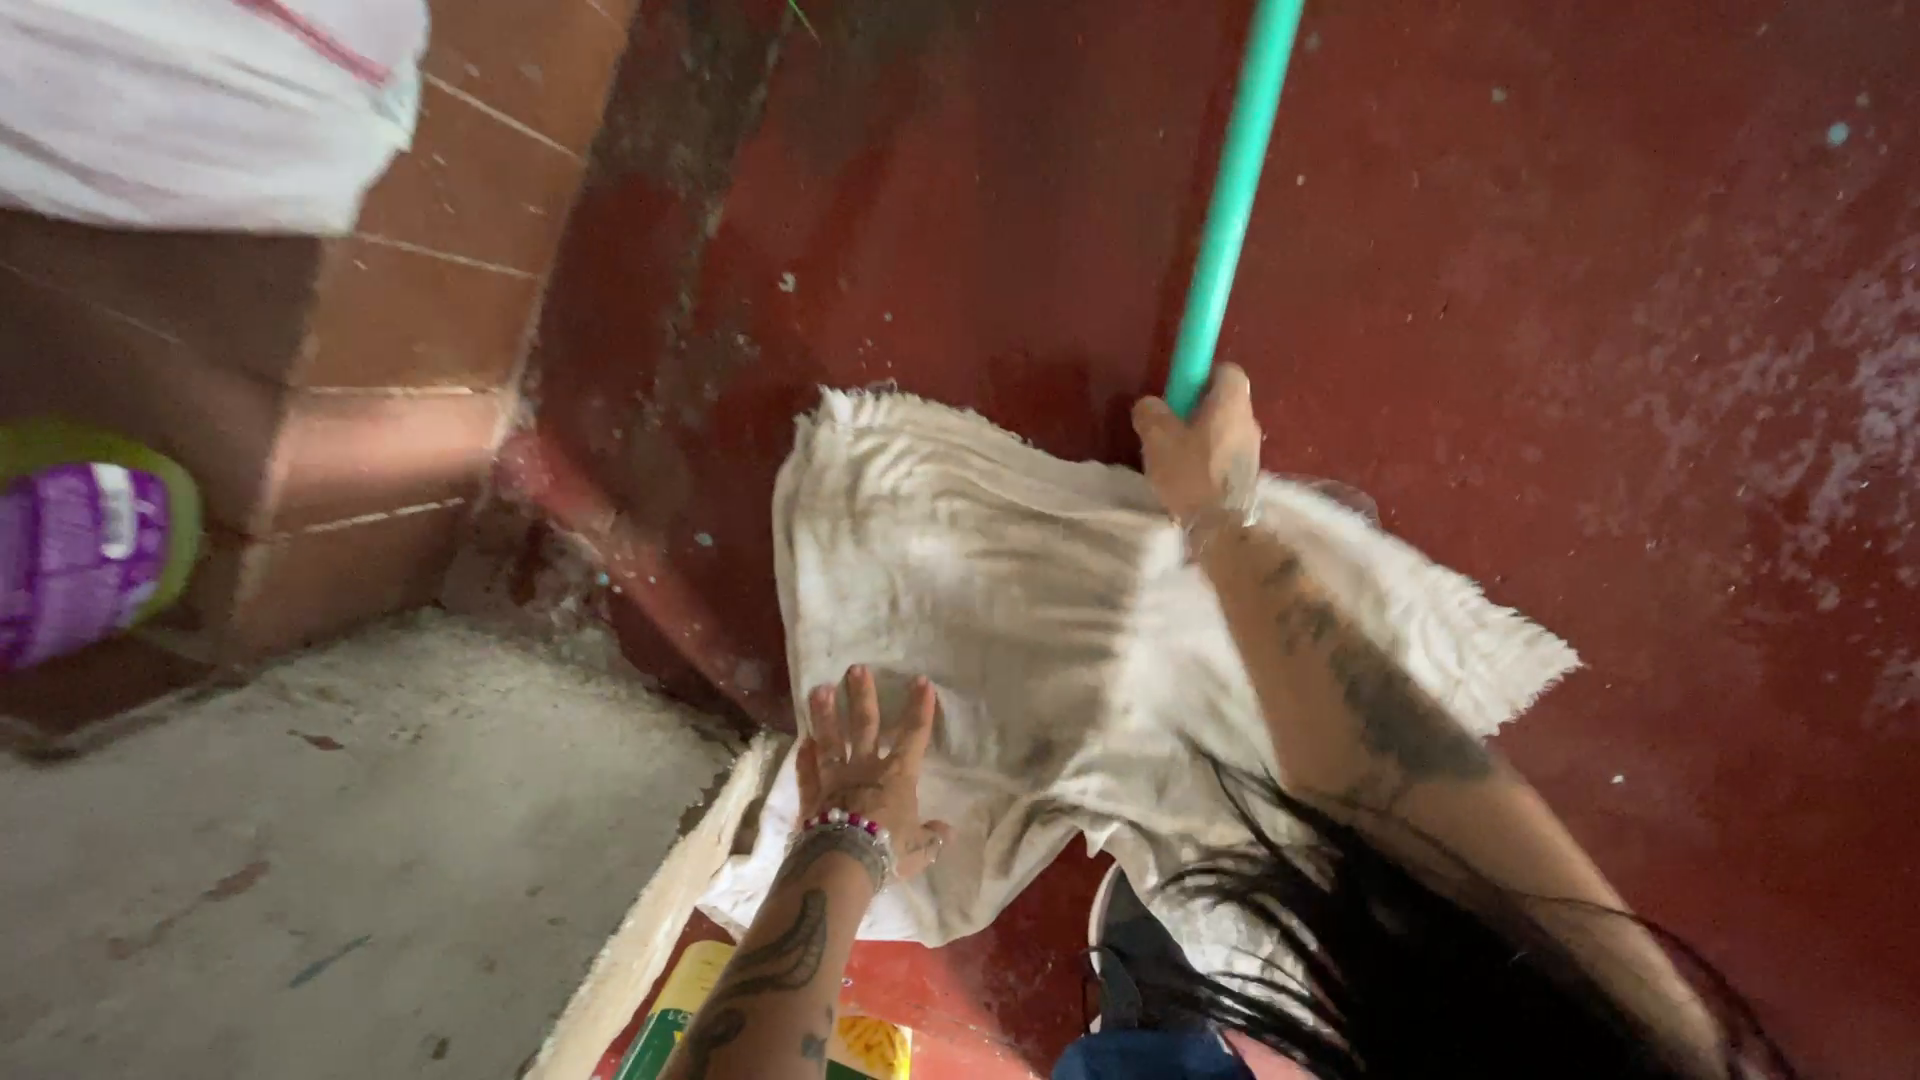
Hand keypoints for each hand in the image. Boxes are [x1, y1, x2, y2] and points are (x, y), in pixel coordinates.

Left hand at [797, 665, 952, 881]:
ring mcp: (835, 779)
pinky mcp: (813, 796)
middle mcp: (866, 768)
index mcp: (898, 775)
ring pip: (831, 740)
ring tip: (820, 689)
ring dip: (826, 715)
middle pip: (865, 725)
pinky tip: (802, 741)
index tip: (921, 682)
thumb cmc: (888, 852)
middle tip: (855, 669)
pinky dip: (804, 758)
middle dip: (862, 696)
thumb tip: (948, 831)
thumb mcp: (919, 850)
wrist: (844, 865)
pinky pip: (808, 773)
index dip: (919, 708)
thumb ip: (932, 836)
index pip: (914, 735)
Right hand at [1132, 363, 1263, 523]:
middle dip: (1196, 407)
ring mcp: (1252, 449)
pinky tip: (1188, 476)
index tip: (1179, 390)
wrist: (1220, 525)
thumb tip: (1150, 405)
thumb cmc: (1190, 473)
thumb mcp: (1157, 438)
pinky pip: (1225, 452)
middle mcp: (1249, 420)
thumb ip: (1150, 412)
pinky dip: (1207, 457)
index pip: (1226, 369)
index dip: (1201, 374)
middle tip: (1169, 425)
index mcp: (1231, 402)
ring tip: (1174, 456)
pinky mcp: (1248, 473)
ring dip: (1201, 435)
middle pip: (1223, 400)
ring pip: (1223, 428)